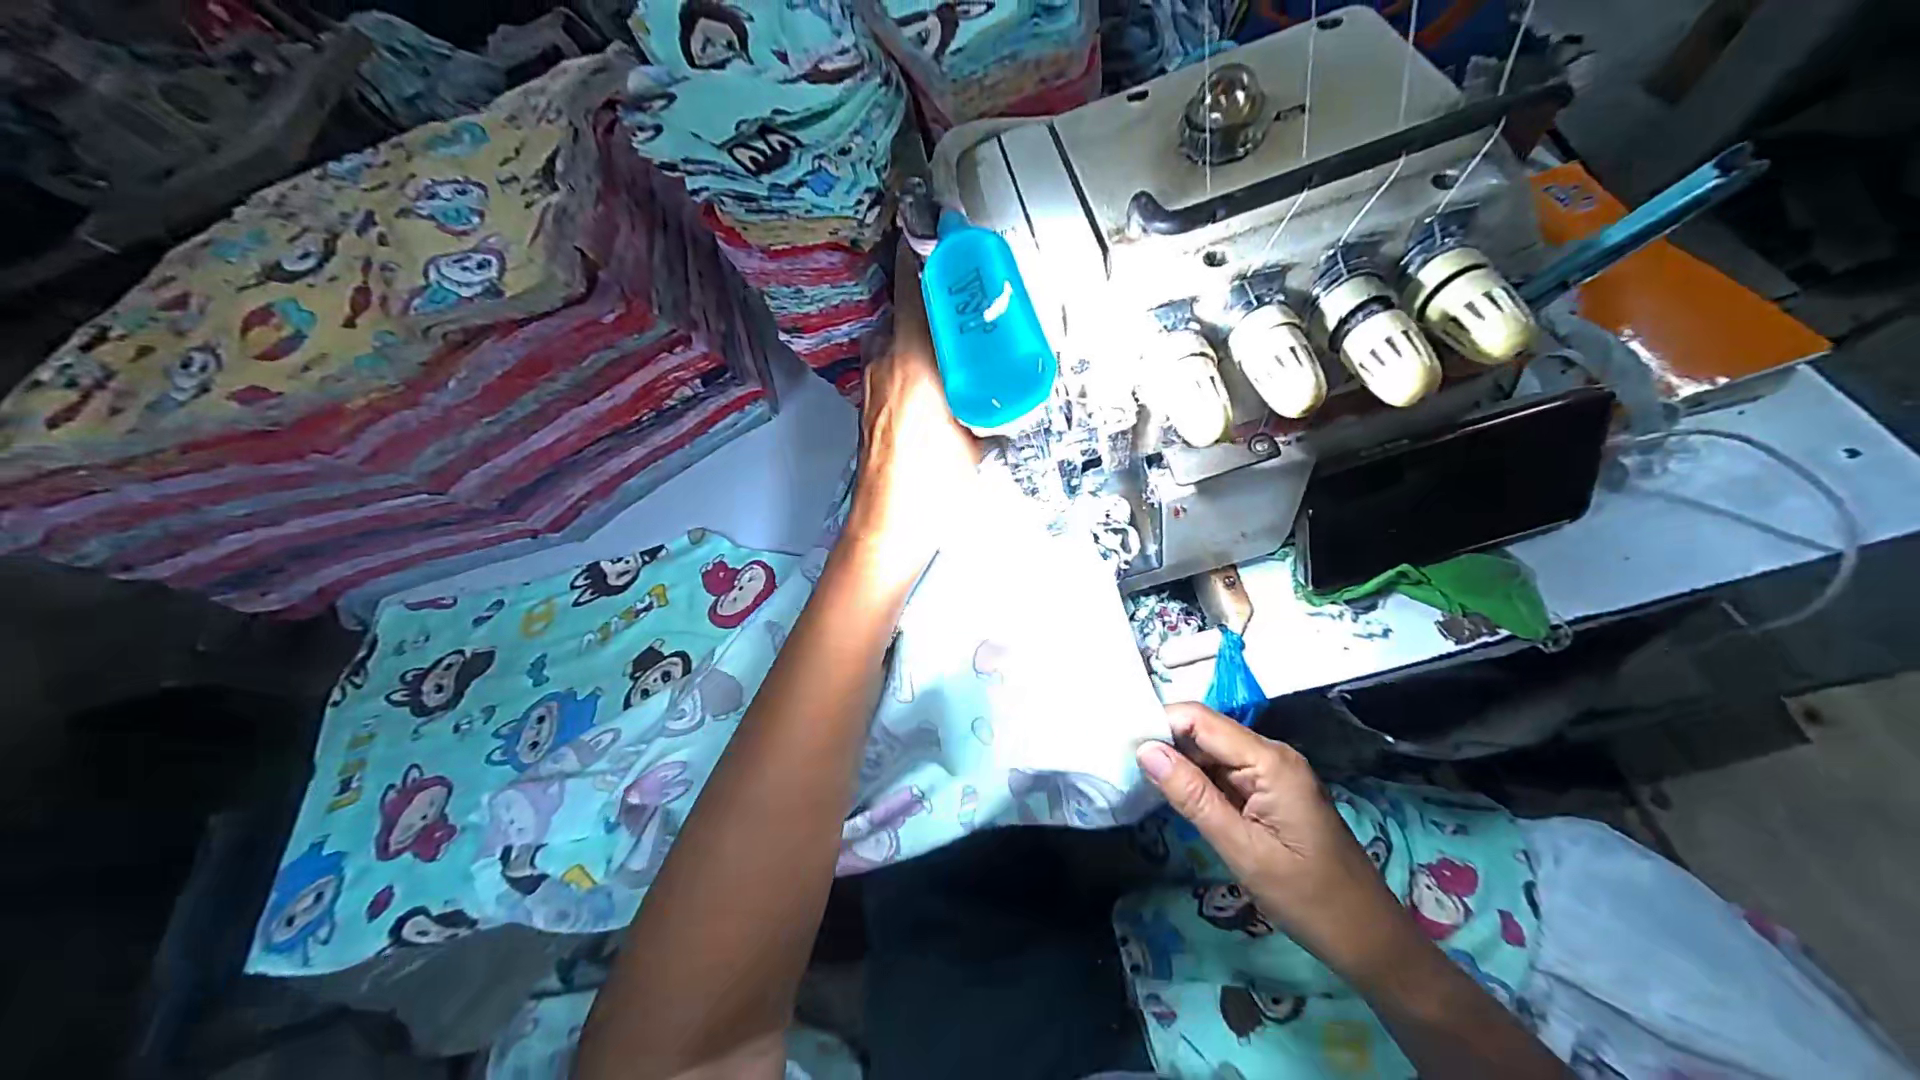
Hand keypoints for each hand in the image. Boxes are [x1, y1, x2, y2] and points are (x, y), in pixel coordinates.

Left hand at [841, 246, 980, 586]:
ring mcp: (873, 380)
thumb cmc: (930, 489)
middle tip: (968, 287)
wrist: (888, 525)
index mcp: (914, 363)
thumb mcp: (976, 437)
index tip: (941, 226)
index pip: (915, 285)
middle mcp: (885, 363)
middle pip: (909, 306)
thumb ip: (987, 400)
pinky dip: (918, 354)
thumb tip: (999, 379)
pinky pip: (897, 360)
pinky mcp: (870, 400)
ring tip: (961, 334)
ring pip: (903, 334)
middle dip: (938, 292)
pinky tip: (941, 374)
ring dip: (929, 326)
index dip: (927, 250)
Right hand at [1136, 703, 1420, 980]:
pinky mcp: (1272, 791)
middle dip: (1166, 745)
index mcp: (1270, 762)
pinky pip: (1226, 773)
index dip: (1160, 725)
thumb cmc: (1308, 899)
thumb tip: (1145, 751)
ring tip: (1143, 782)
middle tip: (1126, 768)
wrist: (1369, 939)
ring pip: (1212, 753)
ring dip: (1180, 765)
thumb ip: (1192, 797)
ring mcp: (1274, 773)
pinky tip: (1177, 798)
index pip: (1200, 720)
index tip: (1124, 746)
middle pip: (1205, 732)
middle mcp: (1272, 756)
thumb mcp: (1242, 850)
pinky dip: (1199, 782)